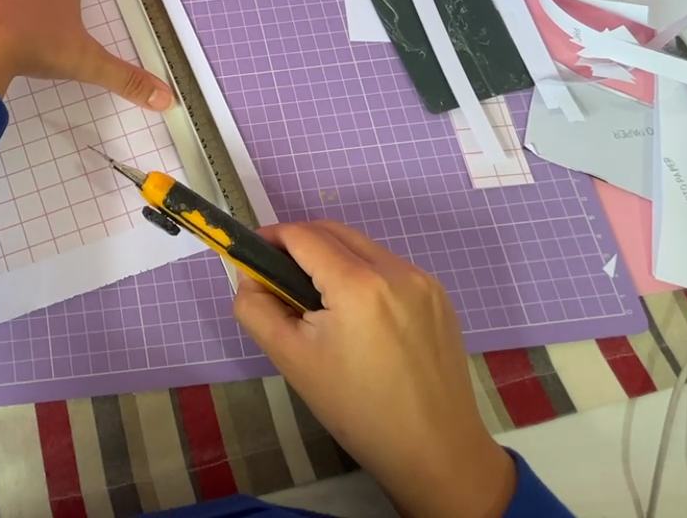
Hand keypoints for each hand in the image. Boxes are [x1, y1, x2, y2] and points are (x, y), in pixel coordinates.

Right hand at [234, 221, 515, 517]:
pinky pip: (385, 265)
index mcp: (358, 285)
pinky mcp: (438, 295)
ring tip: (318, 301)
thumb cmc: (357, 409)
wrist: (437, 455)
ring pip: (359, 245)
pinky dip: (360, 272)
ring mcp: (422, 280)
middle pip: (330, 231)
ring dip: (330, 257)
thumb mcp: (290, 359)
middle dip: (298, 244)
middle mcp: (394, 270)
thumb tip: (248, 273)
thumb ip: (255, 306)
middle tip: (279, 279)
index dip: (270, 238)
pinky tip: (356, 314)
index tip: (253, 258)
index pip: (301, 235)